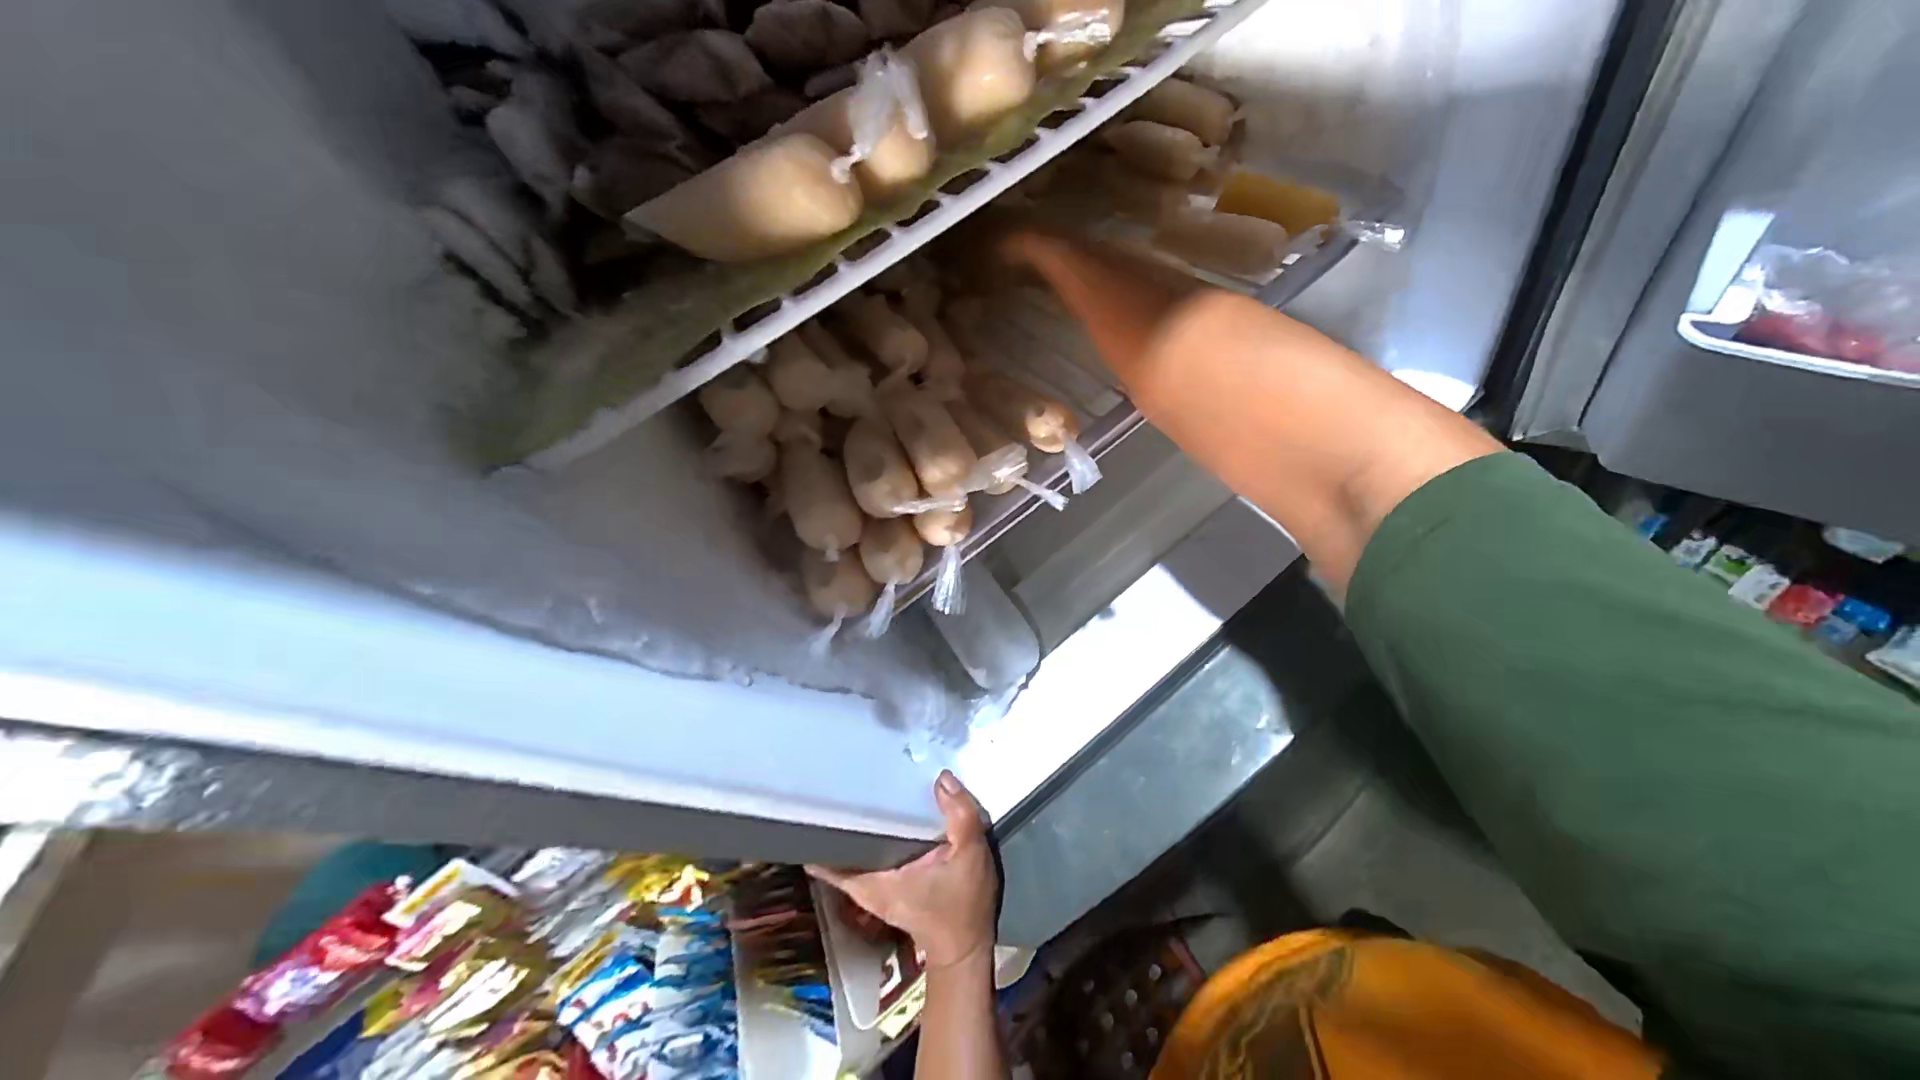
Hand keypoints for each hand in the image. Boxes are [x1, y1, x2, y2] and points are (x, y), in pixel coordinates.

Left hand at [807, 771, 996, 969]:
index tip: (809, 807)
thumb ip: (960, 815)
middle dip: (834, 824)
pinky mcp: (885, 891)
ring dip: (850, 833)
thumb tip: (940, 778)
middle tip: (832, 788)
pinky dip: (867, 843)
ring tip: (849, 796)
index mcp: (878, 884)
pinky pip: (866, 861)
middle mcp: (868, 889)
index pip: (832, 863)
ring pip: (851, 858)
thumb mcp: (971, 855)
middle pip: (839, 853)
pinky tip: (876, 820)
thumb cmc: (965, 905)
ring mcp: (874, 893)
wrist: (968, 947)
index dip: (820, 835)